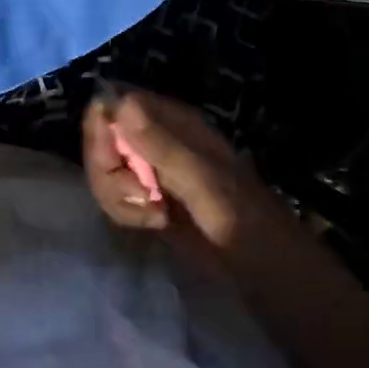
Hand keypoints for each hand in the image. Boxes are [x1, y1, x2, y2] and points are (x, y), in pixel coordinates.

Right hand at [81, 86, 285, 256]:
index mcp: (171, 119)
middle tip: (138, 196)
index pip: (115, 101)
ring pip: (104, 168)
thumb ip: (162, 145)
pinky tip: (152, 224)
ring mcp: (148, 167)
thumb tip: (122, 103)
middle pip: (101, 136)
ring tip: (152, 216)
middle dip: (108, 169)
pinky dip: (123, 210)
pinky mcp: (145, 196)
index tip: (112, 159)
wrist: (266, 266)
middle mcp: (154, 136)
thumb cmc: (243, 217)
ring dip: (116, 194)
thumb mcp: (203, 181)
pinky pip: (114, 194)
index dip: (101, 126)